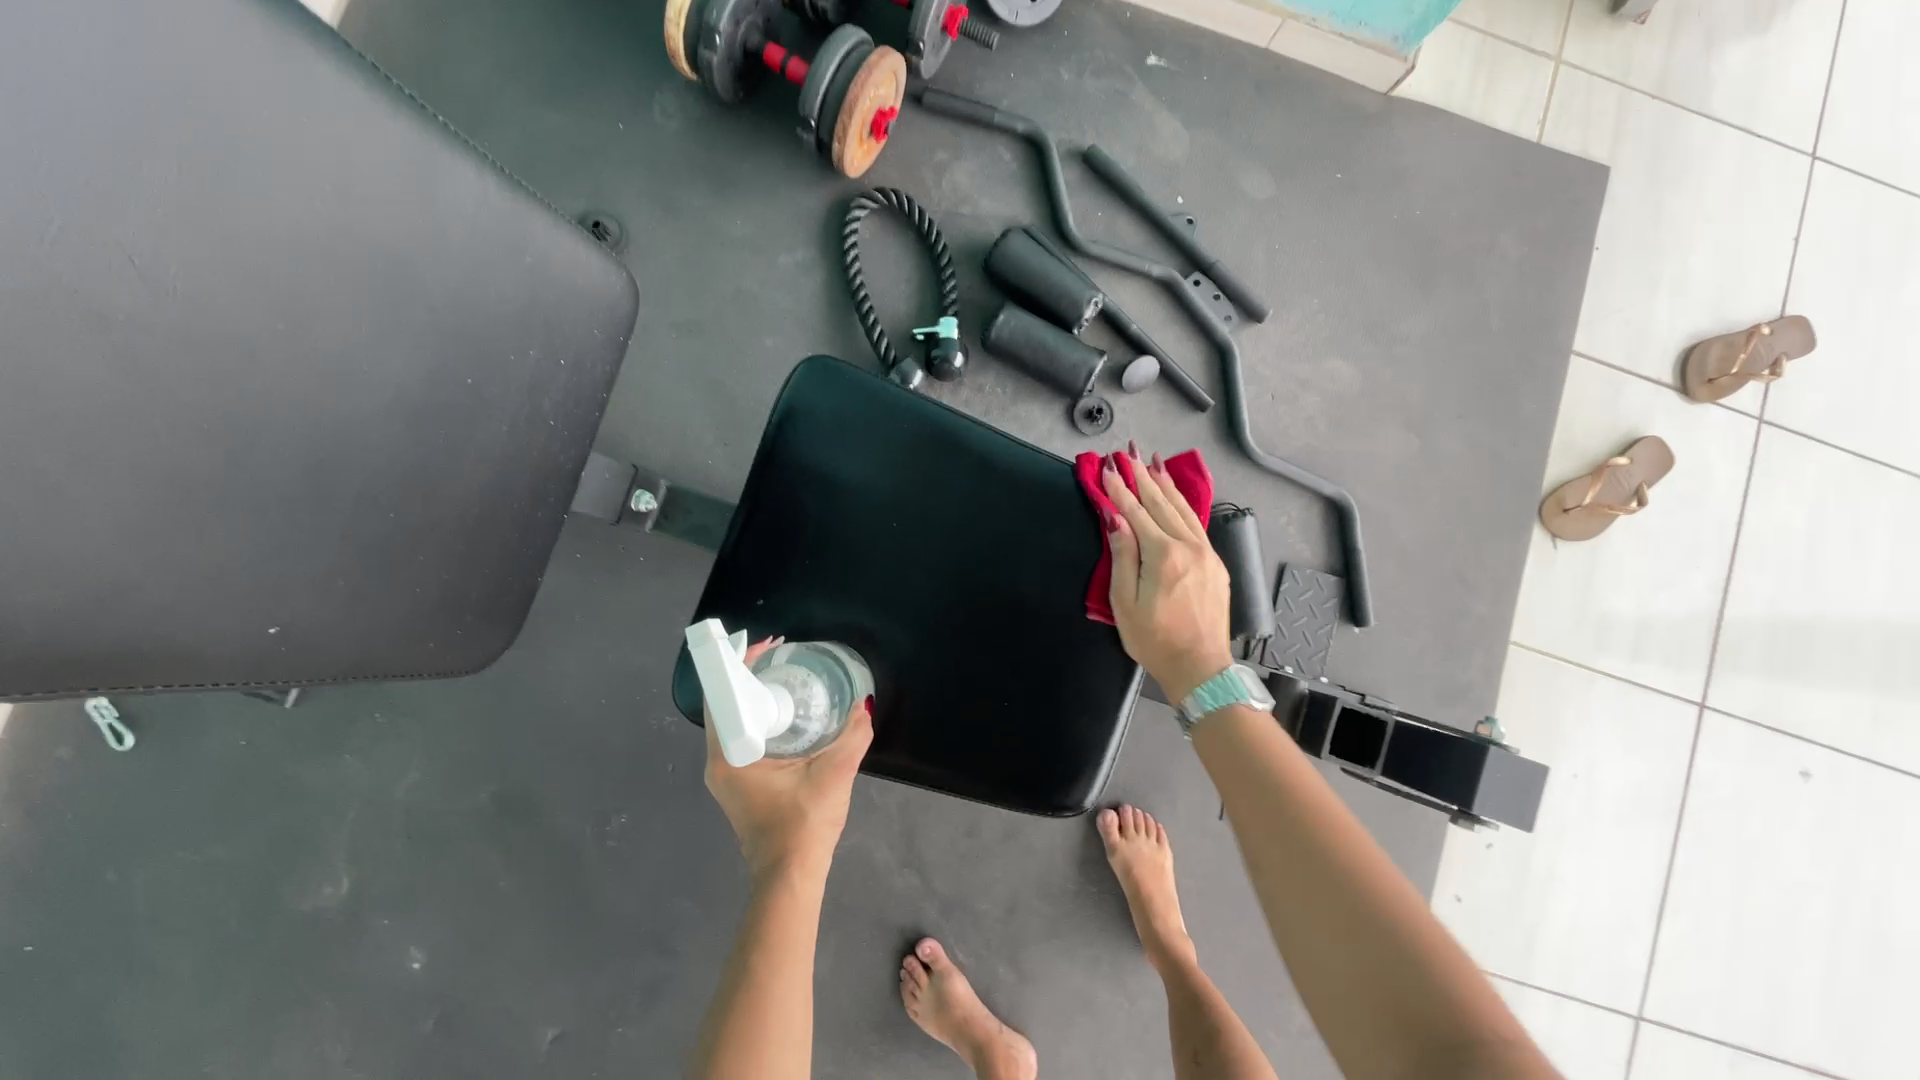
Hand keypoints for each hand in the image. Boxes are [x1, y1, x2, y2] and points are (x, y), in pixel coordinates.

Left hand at [704, 639, 875, 878]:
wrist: (792, 878)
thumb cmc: (804, 824)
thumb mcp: (833, 774)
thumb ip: (852, 735)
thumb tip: (865, 705)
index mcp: (729, 757)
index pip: (723, 697)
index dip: (741, 666)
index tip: (769, 646)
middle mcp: (719, 765)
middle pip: (726, 708)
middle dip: (750, 679)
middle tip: (781, 659)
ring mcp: (726, 779)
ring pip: (734, 725)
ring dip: (754, 701)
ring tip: (784, 680)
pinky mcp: (738, 789)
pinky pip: (741, 741)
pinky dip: (758, 721)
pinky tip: (784, 717)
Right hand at [1102, 447, 1234, 703]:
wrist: (1200, 667)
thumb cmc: (1154, 640)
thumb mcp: (1125, 603)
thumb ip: (1122, 557)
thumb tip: (1116, 521)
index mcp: (1163, 556)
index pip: (1136, 513)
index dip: (1118, 490)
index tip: (1106, 468)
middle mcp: (1188, 547)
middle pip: (1161, 504)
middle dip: (1141, 477)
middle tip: (1127, 453)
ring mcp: (1206, 553)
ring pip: (1183, 509)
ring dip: (1165, 484)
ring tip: (1152, 462)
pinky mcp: (1216, 564)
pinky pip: (1197, 523)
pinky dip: (1184, 504)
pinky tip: (1177, 495)